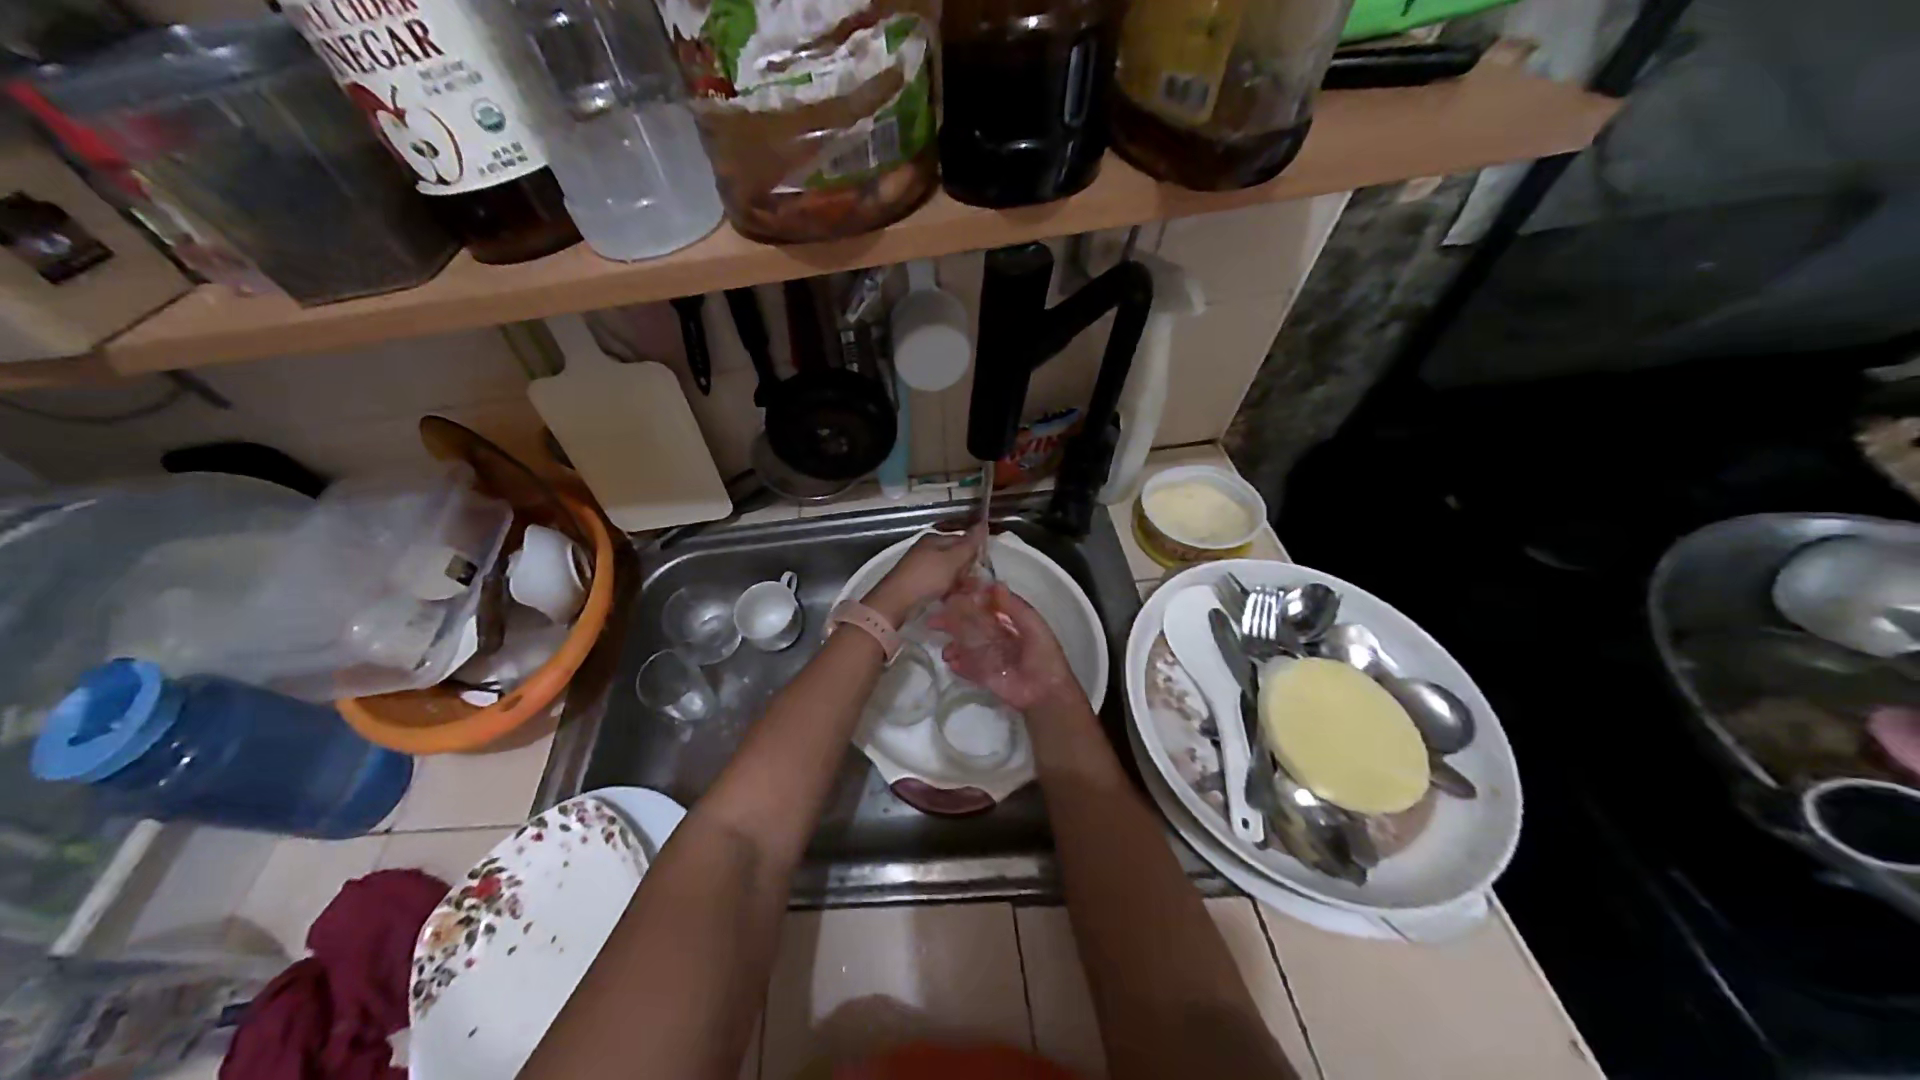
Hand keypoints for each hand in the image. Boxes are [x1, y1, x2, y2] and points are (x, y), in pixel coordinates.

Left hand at [864, 525, 985, 624]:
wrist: (897, 601)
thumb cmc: (927, 577)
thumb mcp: (952, 560)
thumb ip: (969, 545)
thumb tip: (983, 524)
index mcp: (934, 540)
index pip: (962, 540)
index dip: (973, 553)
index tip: (981, 568)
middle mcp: (927, 550)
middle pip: (955, 557)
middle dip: (966, 570)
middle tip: (972, 584)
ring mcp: (922, 568)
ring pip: (948, 573)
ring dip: (959, 583)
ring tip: (965, 595)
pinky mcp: (919, 584)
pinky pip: (939, 584)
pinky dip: (947, 590)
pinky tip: (952, 599)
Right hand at [930, 584, 1081, 712]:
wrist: (1046, 693)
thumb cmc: (1043, 656)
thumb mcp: (1033, 625)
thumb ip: (1014, 606)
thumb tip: (994, 584)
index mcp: (1008, 622)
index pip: (986, 605)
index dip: (970, 597)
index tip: (954, 590)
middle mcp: (995, 636)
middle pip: (970, 624)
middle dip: (952, 619)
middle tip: (935, 618)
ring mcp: (988, 656)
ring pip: (964, 645)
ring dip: (952, 644)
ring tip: (946, 648)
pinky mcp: (983, 675)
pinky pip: (966, 667)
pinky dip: (957, 663)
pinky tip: (952, 662)